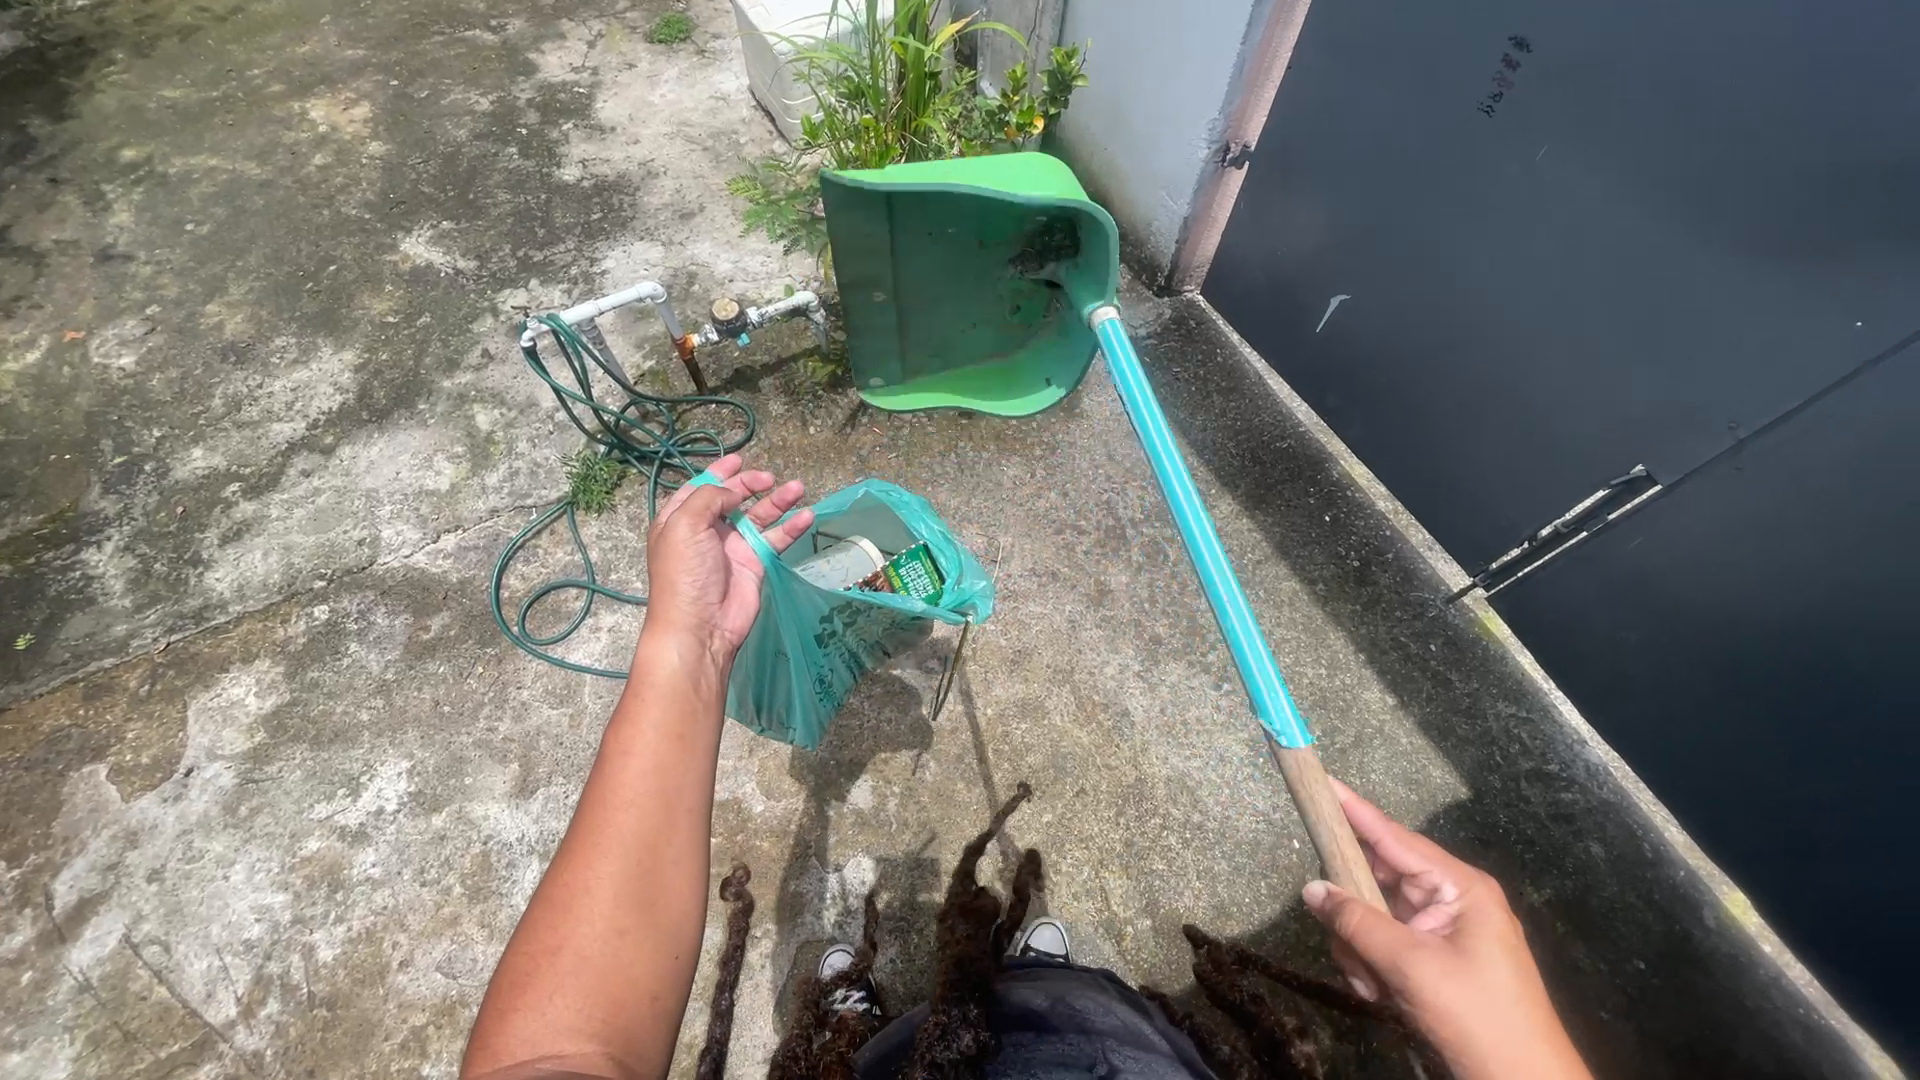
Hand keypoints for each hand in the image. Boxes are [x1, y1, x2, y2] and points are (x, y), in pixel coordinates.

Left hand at [642, 454, 813, 664]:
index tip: (739, 460)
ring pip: (759, 515)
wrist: (701, 624)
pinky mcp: (755, 562)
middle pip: (733, 498)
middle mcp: (706, 530)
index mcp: (680, 519)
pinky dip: (792, 527)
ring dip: (778, 501)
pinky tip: (807, 516)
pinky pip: (776, 538)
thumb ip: (709, 498)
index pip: (700, 488)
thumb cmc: (685, 573)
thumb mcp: (685, 525)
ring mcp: (733, 546)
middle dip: (750, 483)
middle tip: (768, 477)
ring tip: (798, 488)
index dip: (718, 472)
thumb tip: (733, 491)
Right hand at [1301, 780, 1590, 1079]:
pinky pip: (1382, 939)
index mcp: (1459, 887)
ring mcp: (1440, 928)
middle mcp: (1449, 898)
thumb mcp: (1411, 966)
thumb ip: (1356, 922)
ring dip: (1359, 946)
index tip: (1322, 781)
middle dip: (1352, 908)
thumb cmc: (1478, 1017)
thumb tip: (1311, 889)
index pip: (1393, 836)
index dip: (1354, 810)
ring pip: (1371, 912)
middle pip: (1375, 877)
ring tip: (1370, 984)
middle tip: (1335, 929)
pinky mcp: (1432, 955)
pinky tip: (1377, 992)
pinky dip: (1370, 962)